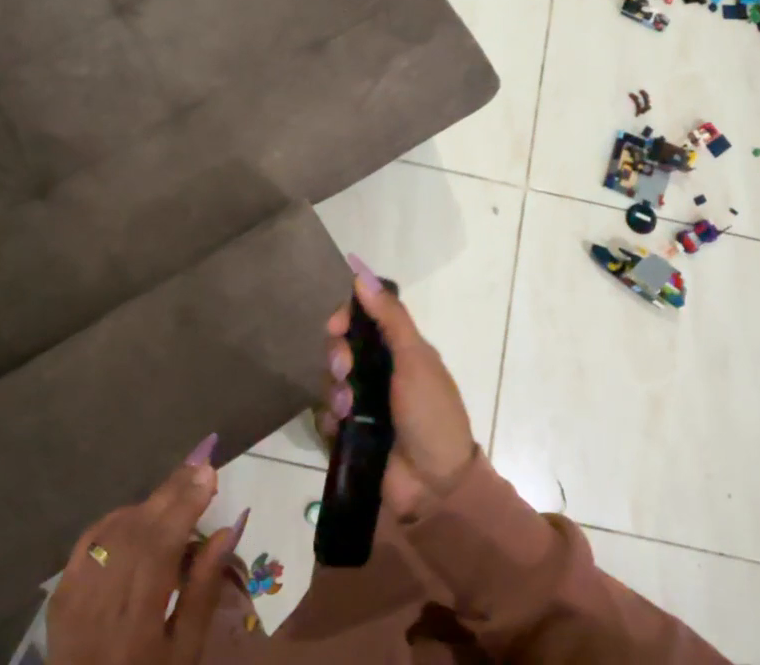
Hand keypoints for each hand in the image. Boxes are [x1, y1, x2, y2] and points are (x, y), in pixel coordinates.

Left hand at [47, 451, 241, 664]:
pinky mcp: (59, 592)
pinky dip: (116, 521)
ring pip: (113, 530)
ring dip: (147, 504)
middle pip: (137, 530)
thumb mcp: (186, 651)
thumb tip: (224, 532)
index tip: (208, 474)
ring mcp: (73, 594)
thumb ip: (203, 591)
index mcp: (136, 622)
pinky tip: (137, 514)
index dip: (184, 506)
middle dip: (171, 493)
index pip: (160, 546)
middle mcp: (99, 602)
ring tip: (177, 489)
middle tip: (198, 464)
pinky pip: (89, 541)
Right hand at [320, 254, 475, 517]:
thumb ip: (390, 318)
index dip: (345, 319)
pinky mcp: (349, 435)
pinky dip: (329, 420)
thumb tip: (361, 273)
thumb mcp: (416, 360)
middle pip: (341, 349)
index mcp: (401, 353)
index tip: (335, 327)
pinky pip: (324, 416)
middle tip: (346, 375)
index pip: (362, 321)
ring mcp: (364, 406)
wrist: (434, 485)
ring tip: (348, 411)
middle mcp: (380, 375)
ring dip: (333, 392)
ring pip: (329, 382)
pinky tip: (342, 429)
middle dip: (337, 357)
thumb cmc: (431, 414)